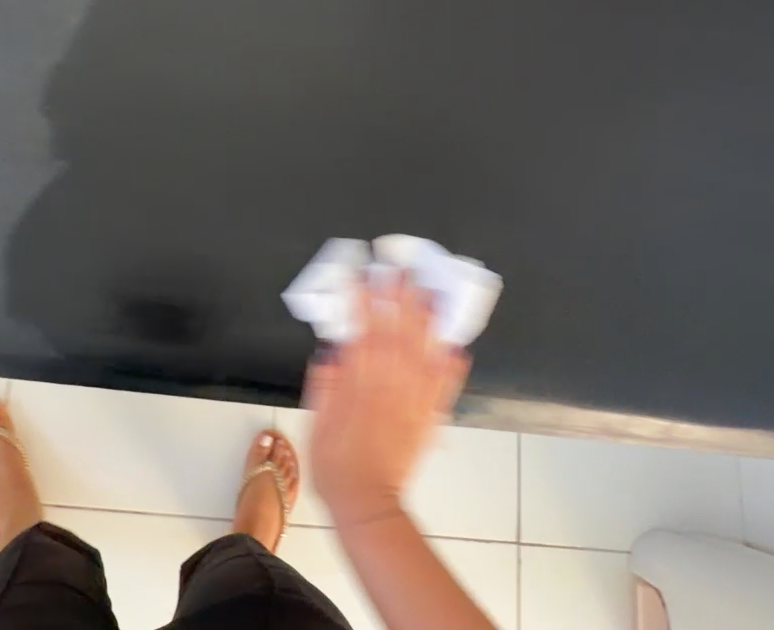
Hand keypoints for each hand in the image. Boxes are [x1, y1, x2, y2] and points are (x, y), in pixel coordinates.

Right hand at [302, 273, 470, 525]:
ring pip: (422, 353)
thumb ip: (325, 384)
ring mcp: (412, 401)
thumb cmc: (334, 463)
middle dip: (397, 297)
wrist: (366, 503)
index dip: (361, 299)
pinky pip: (443, 389)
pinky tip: (457, 347)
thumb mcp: (317, 421)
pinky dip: (451, 368)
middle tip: (401, 269)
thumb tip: (332, 350)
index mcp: (358, 383)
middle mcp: (388, 386)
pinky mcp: (429, 419)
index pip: (361, 330)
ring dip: (426, 322)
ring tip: (430, 294)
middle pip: (395, 333)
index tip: (362, 274)